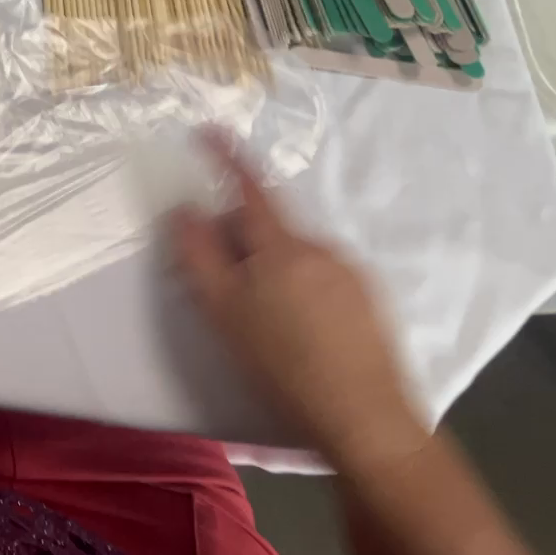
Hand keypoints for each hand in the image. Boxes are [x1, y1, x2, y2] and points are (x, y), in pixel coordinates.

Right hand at [171, 130, 428, 470]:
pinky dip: (294, 283)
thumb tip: (185, 210)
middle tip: (217, 279)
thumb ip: (196, 252)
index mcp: (283, 245)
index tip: (207, 130)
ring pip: (291, 251)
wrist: (369, 424)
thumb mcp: (220, 308)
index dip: (225, 155)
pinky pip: (317, 272)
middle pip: (266, 223)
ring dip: (265, 264)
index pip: (250, 186)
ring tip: (255, 315)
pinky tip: (292, 327)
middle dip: (237, 237)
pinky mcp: (370, 300)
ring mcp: (352, 274)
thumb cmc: (281, 362)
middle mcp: (322, 248)